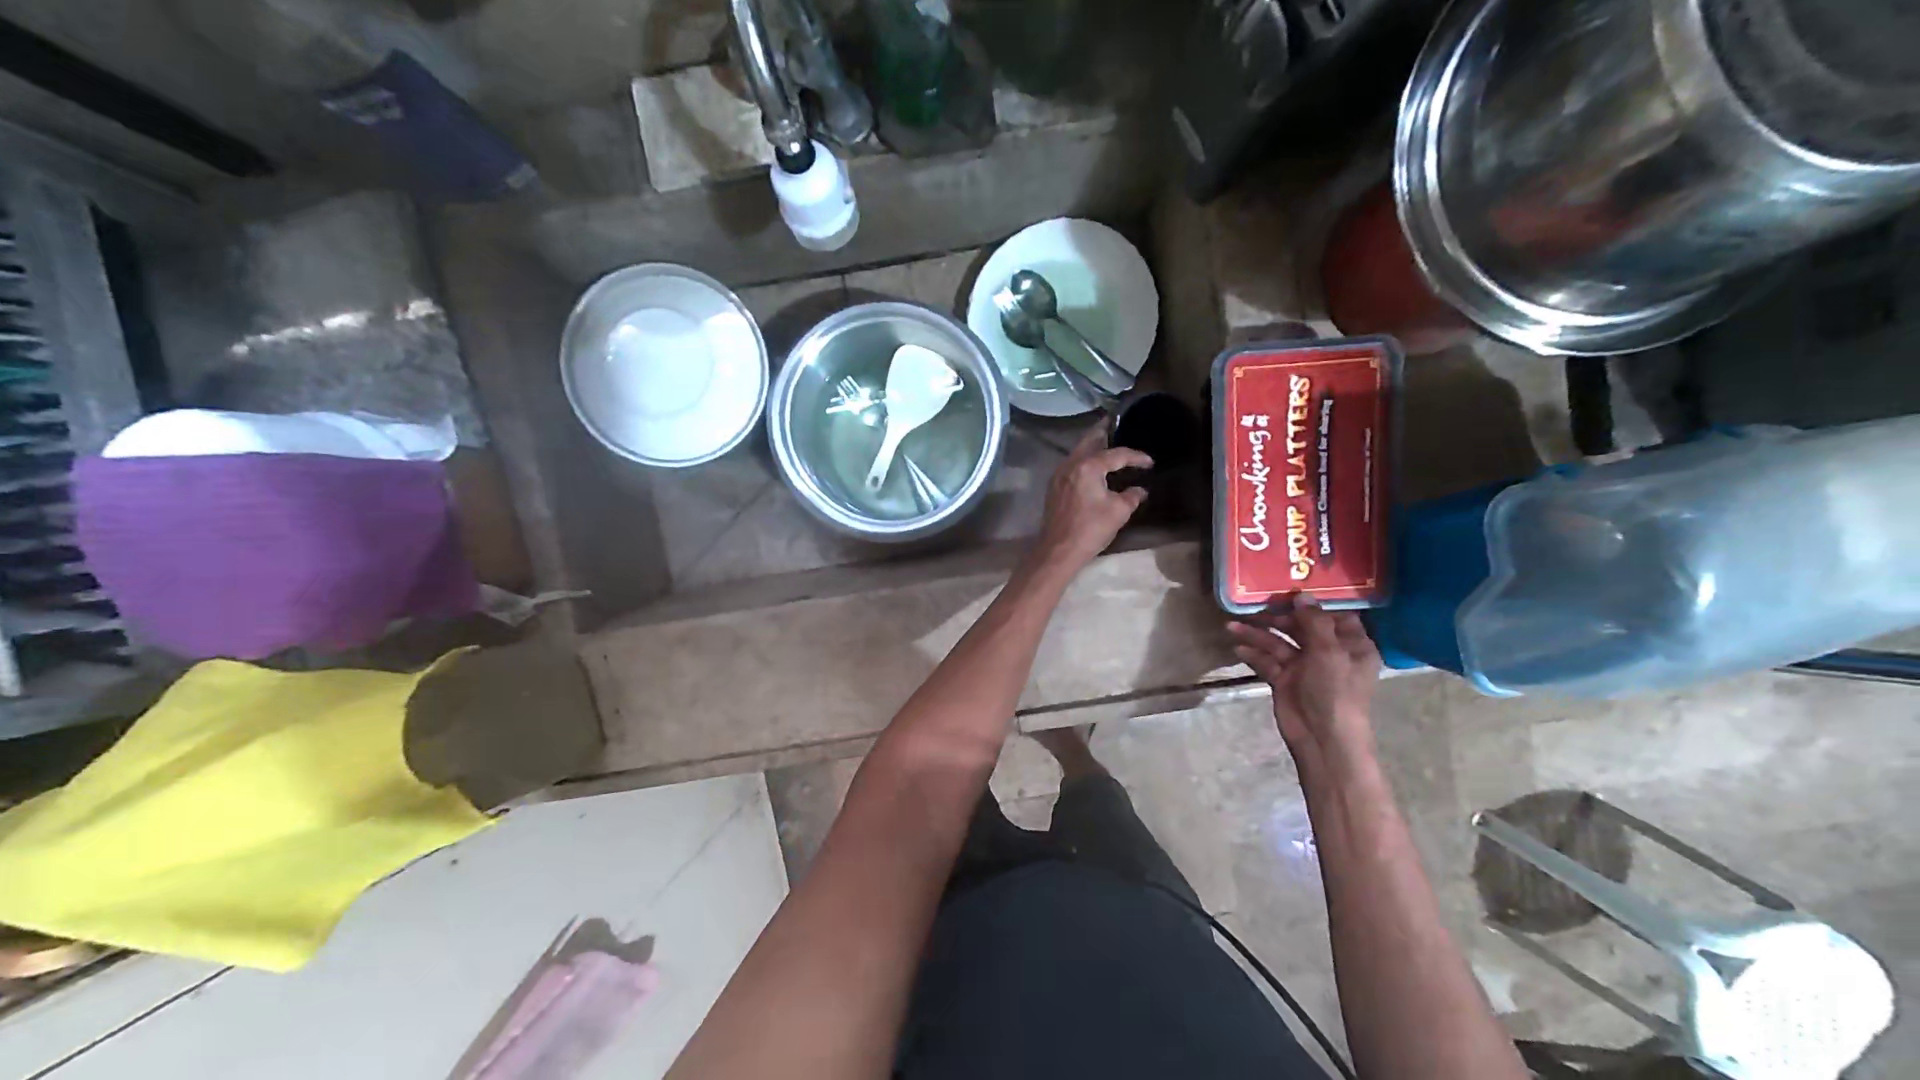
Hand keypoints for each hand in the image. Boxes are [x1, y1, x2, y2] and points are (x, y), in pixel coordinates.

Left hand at [1031, 427, 1150, 572]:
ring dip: (1094, 447)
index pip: (1116, 454)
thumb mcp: (1118, 512)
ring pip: (1079, 452)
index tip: (1149, 462)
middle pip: (1090, 441)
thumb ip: (1132, 496)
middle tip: (1119, 426)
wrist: (1058, 550)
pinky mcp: (1054, 487)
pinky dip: (1085, 460)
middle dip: (1105, 433)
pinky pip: (1072, 465)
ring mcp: (1059, 475)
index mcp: (1088, 466)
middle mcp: (1070, 464)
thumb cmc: (1090, 529)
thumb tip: (1140, 490)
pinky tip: (1095, 468)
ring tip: (1110, 445)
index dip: (1136, 457)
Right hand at [1227, 599, 1381, 772]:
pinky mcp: (1284, 680)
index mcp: (1351, 644)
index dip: (1313, 601)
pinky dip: (1253, 654)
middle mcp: (1328, 652)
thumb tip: (1300, 594)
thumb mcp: (1329, 652)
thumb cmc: (1335, 692)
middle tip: (1251, 605)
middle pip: (1300, 626)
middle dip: (1276, 616)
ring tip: (1231, 626)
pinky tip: (1237, 648)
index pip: (1334, 614)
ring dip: (1257, 634)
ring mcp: (1304, 667)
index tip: (1289, 584)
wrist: (1322, 738)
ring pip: (1279, 643)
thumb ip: (1313, 621)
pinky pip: (1267, 661)